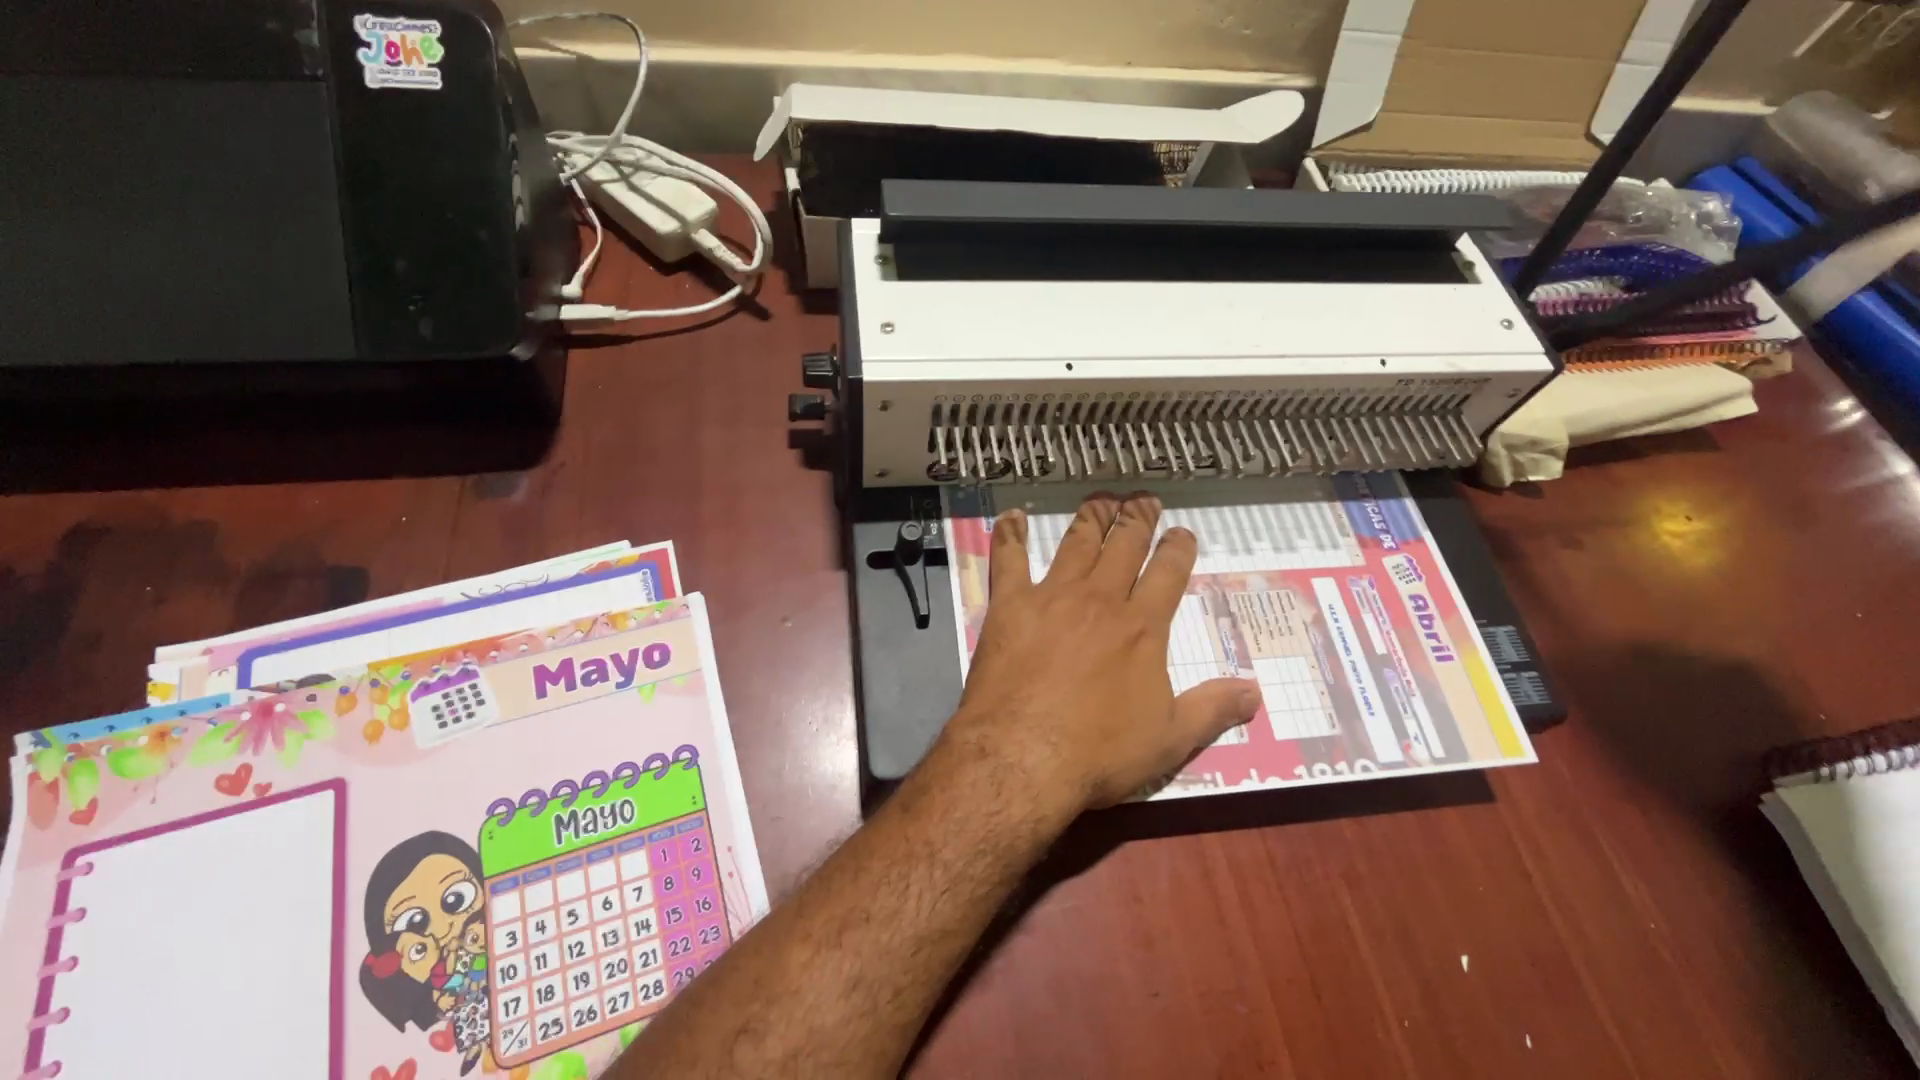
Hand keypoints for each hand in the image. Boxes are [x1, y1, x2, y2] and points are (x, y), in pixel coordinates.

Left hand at [940, 491, 1260, 811]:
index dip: (1177, 549)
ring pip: (1076, 545)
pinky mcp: (1009, 607)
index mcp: (1142, 628)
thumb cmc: (1099, 753)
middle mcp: (1101, 601)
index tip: (1181, 533)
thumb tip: (1256, 691)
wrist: (1024, 755)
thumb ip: (1211, 710)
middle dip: (1137, 520)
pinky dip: (1010, 535)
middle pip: (1124, 547)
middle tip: (1143, 501)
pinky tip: (1012, 516)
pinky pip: (1009, 560)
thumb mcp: (1169, 739)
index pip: (1167, 573)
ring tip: (1101, 500)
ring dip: (1091, 519)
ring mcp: (1052, 599)